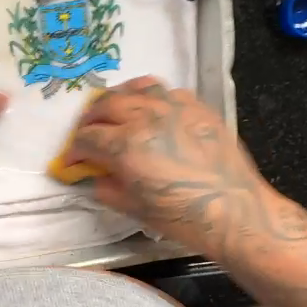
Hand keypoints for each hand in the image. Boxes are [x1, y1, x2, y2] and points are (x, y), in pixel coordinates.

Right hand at [61, 76, 268, 255]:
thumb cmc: (183, 217)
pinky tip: (149, 111)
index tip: (70, 163)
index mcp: (126, 146)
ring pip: (133, 89)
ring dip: (116, 100)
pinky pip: (164, 91)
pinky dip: (148, 98)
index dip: (73, 151)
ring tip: (112, 113)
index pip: (87, 138)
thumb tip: (96, 176)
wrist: (236, 211)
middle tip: (86, 136)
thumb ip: (108, 188)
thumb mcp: (135, 209)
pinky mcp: (197, 107)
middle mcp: (145, 117)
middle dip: (88, 121)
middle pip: (104, 105)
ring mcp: (173, 107)